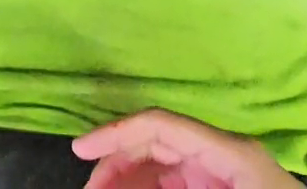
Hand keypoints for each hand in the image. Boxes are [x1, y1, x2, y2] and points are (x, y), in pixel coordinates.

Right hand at [74, 110, 300, 188]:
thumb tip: (114, 186)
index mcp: (227, 150)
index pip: (158, 124)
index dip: (114, 133)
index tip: (79, 152)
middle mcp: (221, 153)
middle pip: (155, 143)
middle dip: (117, 163)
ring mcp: (223, 173)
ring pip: (161, 166)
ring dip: (129, 179)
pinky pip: (174, 183)